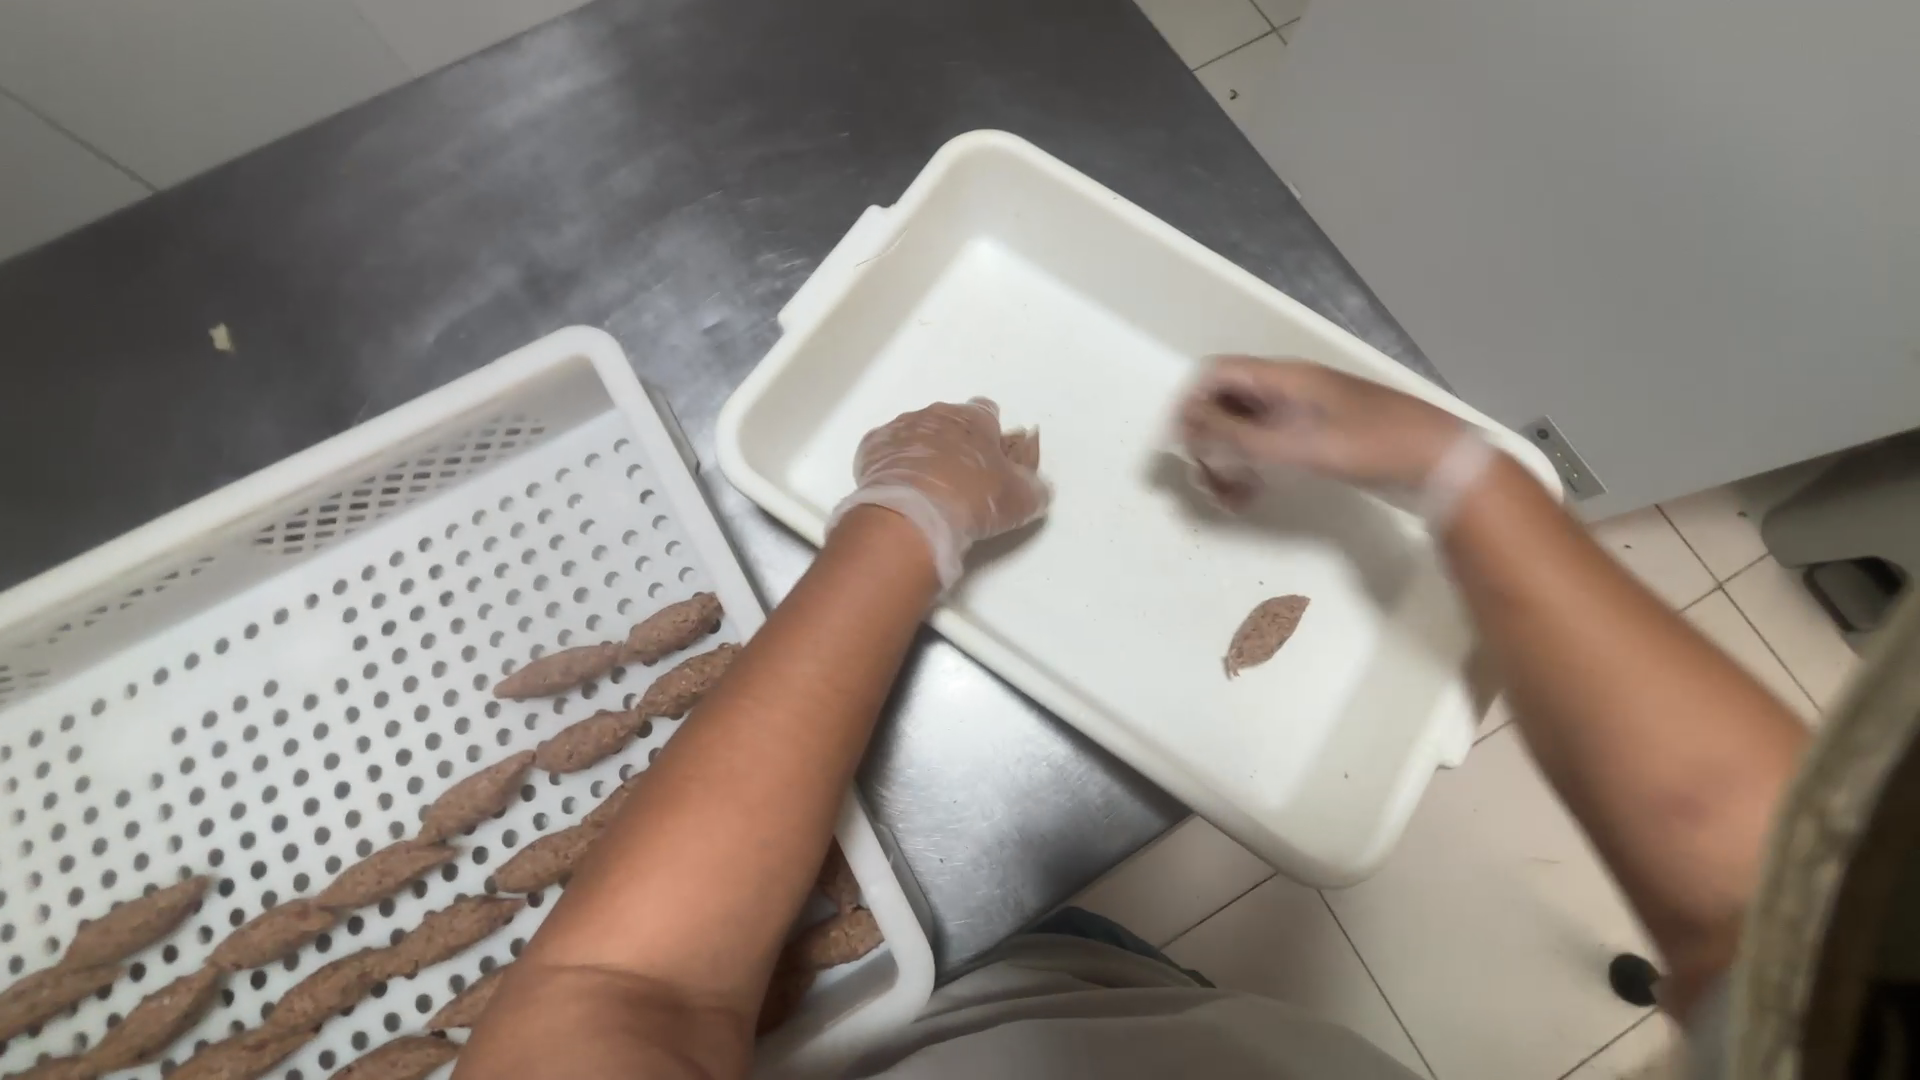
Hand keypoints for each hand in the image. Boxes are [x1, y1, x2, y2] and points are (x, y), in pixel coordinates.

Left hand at [830, 398, 1049, 588]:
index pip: (988, 412)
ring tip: (927, 490)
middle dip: (955, 444)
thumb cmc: (974, 500)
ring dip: (922, 454)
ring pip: (915, 434)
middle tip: (959, 481)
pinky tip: (900, 492)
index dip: (991, 436)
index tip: (991, 461)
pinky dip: (893, 467)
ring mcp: (899, 428)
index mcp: (974, 417)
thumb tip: (1038, 486)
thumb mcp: (1022, 500)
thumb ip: (1034, 487)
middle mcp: (935, 413)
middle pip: (949, 422)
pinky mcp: (871, 448)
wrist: (913, 515)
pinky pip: (886, 452)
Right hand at [1176, 355, 1470, 509]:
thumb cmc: (1367, 445)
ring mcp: (1299, 414)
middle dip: (1205, 441)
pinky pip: (1263, 448)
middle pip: (1223, 404)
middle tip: (1206, 480)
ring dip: (1224, 460)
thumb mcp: (1294, 443)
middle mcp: (1285, 390)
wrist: (1438, 462)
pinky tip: (1248, 497)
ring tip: (1226, 496)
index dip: (1188, 403)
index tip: (1176, 444)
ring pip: (1241, 430)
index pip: (1214, 374)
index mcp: (1281, 378)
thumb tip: (1184, 426)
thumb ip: (1234, 435)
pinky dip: (1248, 470)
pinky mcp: (1311, 438)